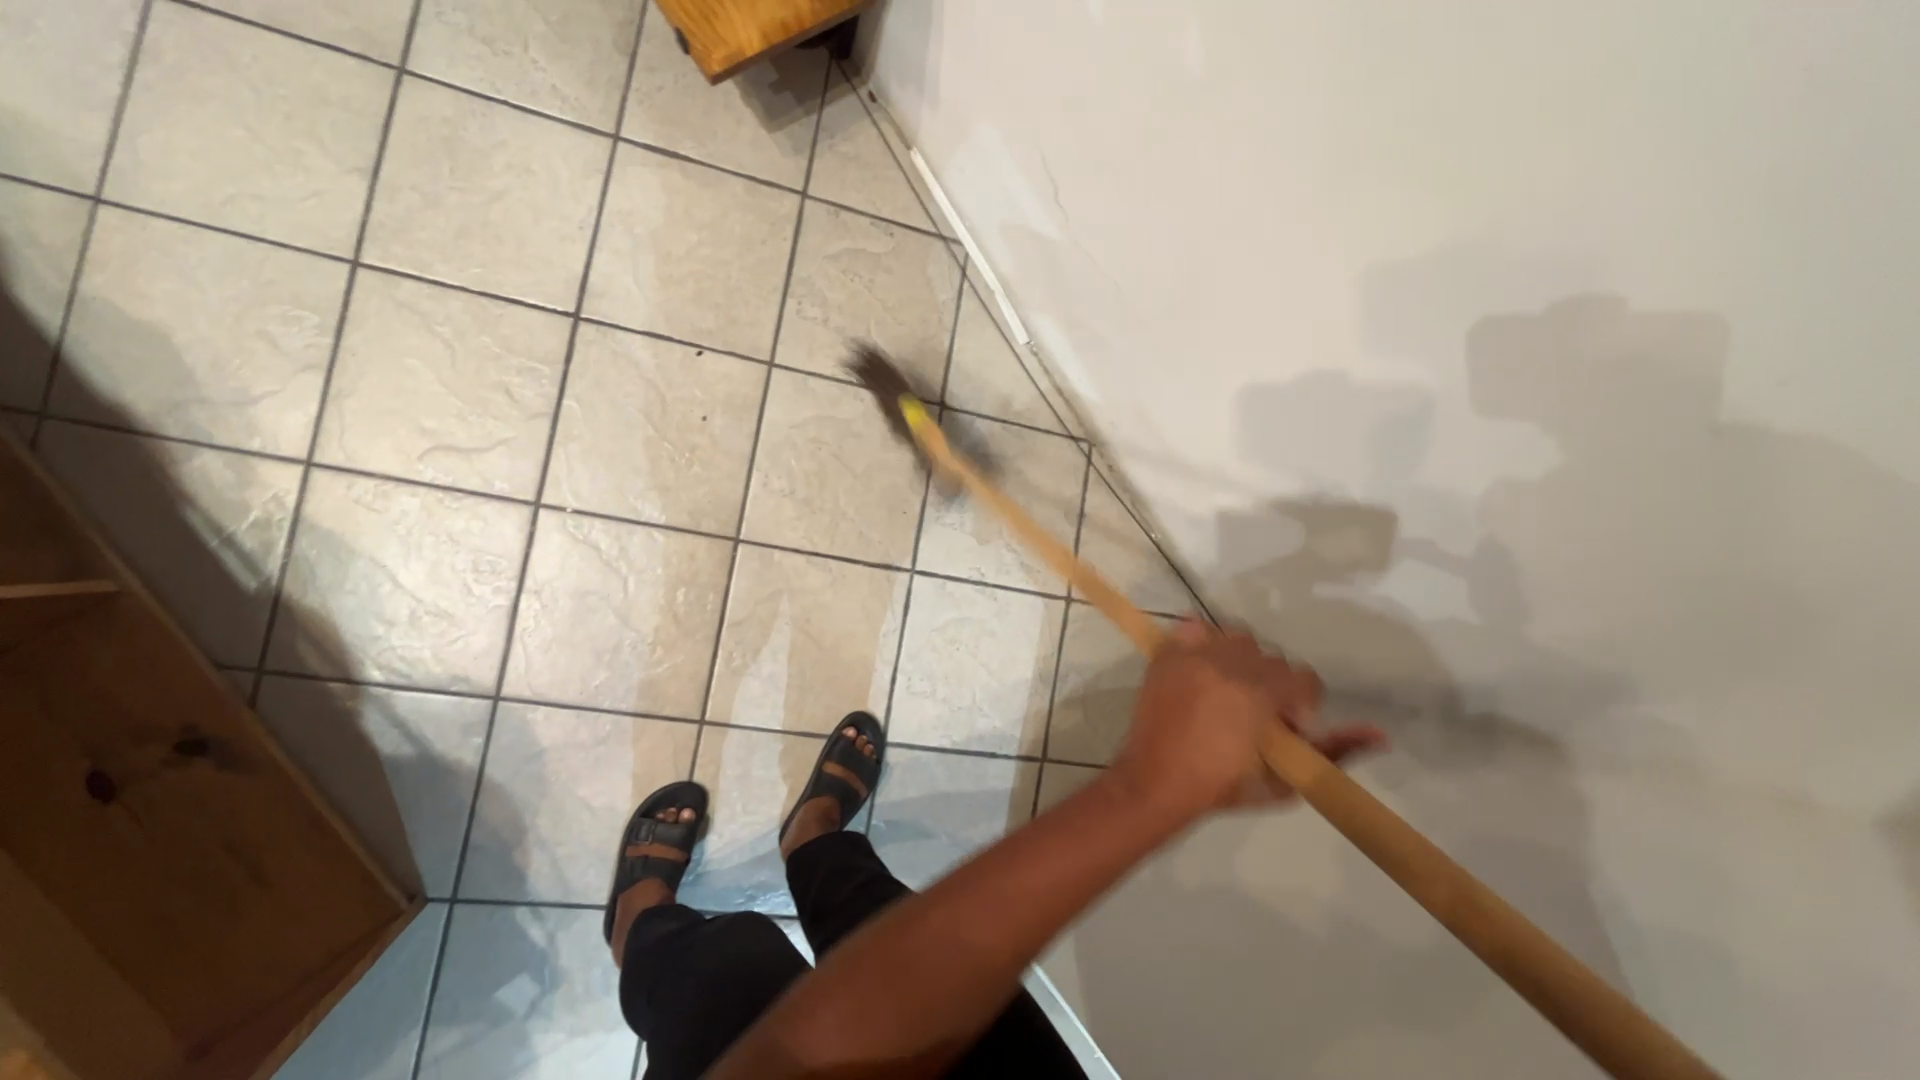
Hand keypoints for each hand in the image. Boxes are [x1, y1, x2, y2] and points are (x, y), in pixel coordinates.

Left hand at [1111, 619, 1385, 822]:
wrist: (1155, 784)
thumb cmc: (1221, 787)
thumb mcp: (1284, 781)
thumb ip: (1334, 752)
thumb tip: (1380, 734)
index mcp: (1261, 693)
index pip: (1305, 678)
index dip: (1302, 704)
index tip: (1285, 728)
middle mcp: (1230, 665)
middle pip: (1272, 659)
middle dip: (1272, 685)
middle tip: (1255, 716)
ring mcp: (1195, 656)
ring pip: (1238, 639)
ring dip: (1241, 661)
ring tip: (1229, 692)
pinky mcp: (1167, 655)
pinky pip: (1195, 629)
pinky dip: (1203, 643)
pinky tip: (1203, 670)